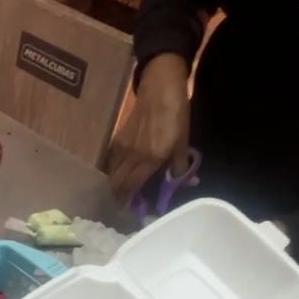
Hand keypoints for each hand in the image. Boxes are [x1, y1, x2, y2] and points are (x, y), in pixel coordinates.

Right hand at [105, 54, 191, 202]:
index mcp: (150, 159)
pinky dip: (114, 173)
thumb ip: (180, 165)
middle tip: (124, 205)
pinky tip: (120, 173)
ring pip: (112, 176)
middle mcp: (132, 157)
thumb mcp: (183, 140)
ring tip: (122, 191)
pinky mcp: (117, 141)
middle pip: (117, 185)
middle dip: (119, 198)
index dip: (129, 203)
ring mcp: (121, 149)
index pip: (133, 188)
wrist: (160, 85)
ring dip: (115, 186)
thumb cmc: (176, 112)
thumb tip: (187, 183)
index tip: (129, 213)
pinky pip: (111, 164)